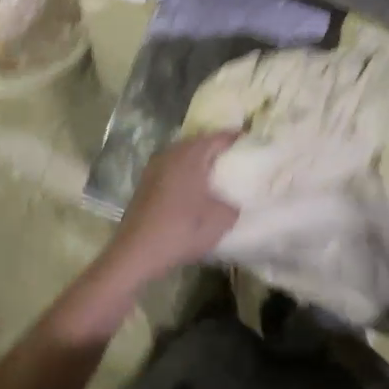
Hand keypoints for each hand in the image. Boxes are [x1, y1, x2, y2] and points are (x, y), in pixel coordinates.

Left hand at [100, 132, 240, 289]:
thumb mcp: (221, 220)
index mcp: (192, 154)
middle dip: (217, 148)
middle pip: (200, 141)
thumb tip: (233, 201)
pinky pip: (172, 168)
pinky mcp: (145, 181)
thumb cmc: (182, 229)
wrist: (137, 252)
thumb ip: (234, 204)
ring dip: (199, 161)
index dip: (237, 138)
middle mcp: (172, 152)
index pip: (220, 137)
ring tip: (217, 173)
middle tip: (237, 158)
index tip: (252, 141)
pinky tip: (193, 189)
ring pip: (184, 154)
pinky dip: (185, 172)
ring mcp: (155, 166)